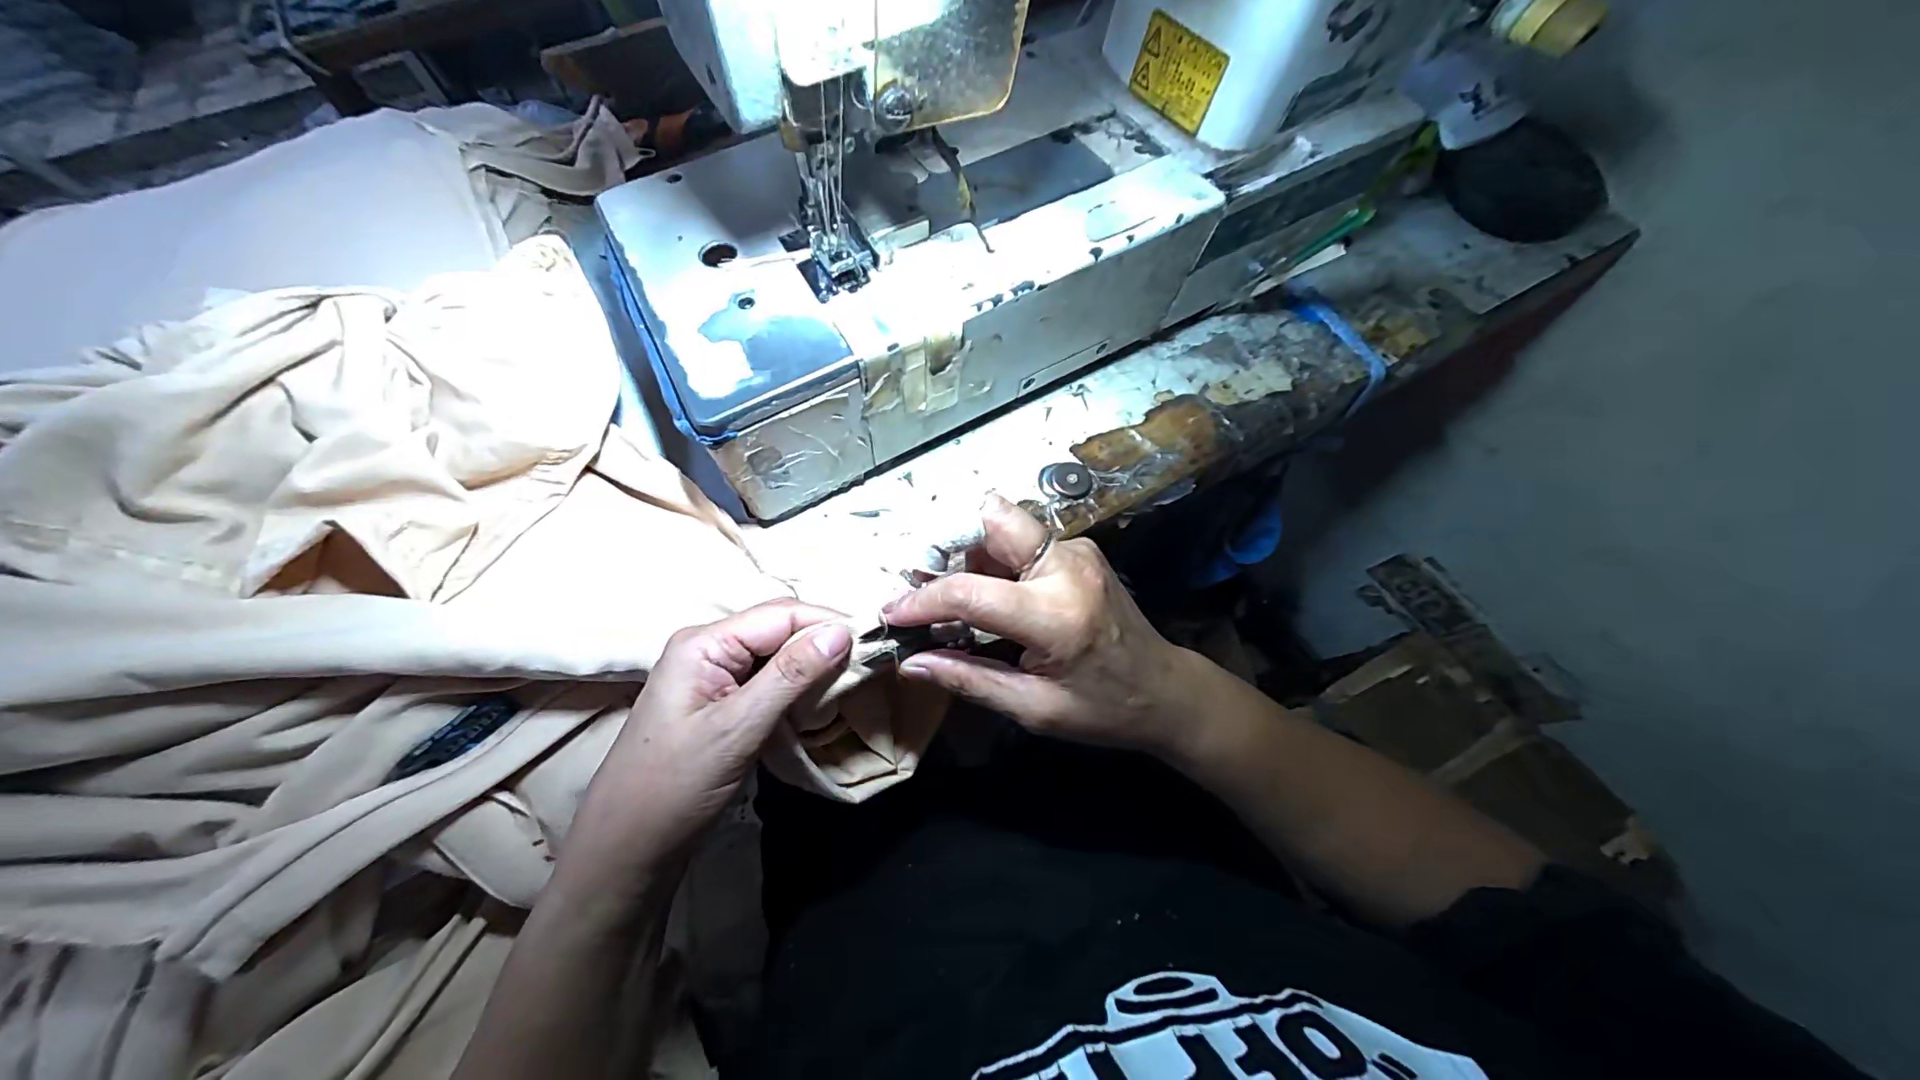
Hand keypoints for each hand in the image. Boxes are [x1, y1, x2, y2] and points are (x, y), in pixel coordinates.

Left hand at [560, 600, 852, 885]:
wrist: (628, 848)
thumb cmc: (675, 785)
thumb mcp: (738, 728)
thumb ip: (790, 675)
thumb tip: (843, 630)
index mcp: (705, 643)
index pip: (782, 614)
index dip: (830, 623)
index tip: (875, 644)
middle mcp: (710, 648)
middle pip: (781, 629)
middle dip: (825, 643)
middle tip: (869, 667)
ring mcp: (715, 675)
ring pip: (779, 654)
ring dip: (814, 666)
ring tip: (852, 683)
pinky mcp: (723, 700)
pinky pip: (770, 679)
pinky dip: (798, 687)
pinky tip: (820, 702)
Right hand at [884, 495, 1197, 755]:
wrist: (1166, 690)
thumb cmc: (1103, 708)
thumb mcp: (1034, 708)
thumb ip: (969, 678)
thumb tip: (912, 662)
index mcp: (1057, 614)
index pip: (971, 591)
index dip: (923, 600)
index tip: (894, 613)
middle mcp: (1068, 566)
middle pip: (993, 519)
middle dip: (946, 543)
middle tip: (920, 580)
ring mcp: (1077, 551)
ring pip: (1004, 525)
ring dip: (967, 551)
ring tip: (944, 591)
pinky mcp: (1079, 550)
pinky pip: (1022, 540)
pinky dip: (993, 559)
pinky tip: (984, 592)